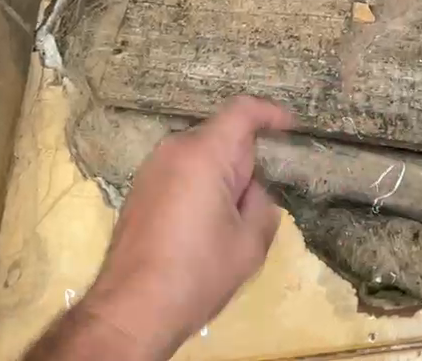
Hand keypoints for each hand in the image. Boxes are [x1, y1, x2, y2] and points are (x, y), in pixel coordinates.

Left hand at [77, 96, 293, 358]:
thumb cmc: (195, 274)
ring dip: (219, 175)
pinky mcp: (139, 188)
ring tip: (223, 224)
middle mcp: (174, 149)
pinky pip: (180, 171)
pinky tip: (196, 230)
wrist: (130, 311)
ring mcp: (151, 167)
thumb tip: (251, 191)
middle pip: (221, 136)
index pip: (242, 111)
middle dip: (243, 162)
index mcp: (204, 153)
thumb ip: (262, 204)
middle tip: (251, 204)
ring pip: (200, 155)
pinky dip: (197, 186)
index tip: (291, 127)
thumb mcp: (249, 244)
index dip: (270, 113)